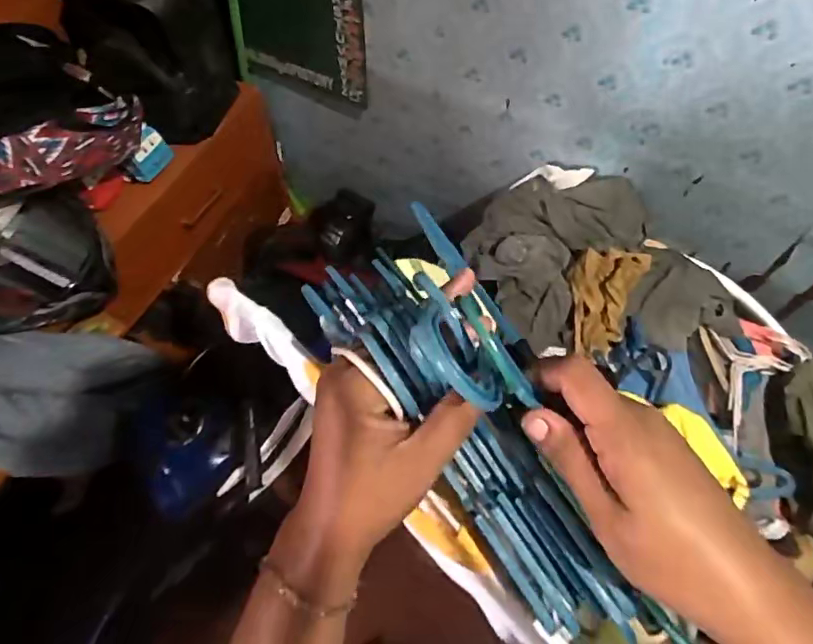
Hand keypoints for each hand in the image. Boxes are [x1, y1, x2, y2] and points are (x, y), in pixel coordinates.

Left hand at [289, 277, 482, 562]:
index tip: (467, 279)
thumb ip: (455, 415)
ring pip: (393, 350)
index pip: (405, 331)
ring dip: (426, 343)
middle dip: (437, 321)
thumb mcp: (423, 459)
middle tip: (473, 305)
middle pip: (398, 335)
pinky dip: (412, 364)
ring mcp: (341, 380)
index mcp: (356, 377)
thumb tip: (485, 375)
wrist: (328, 532)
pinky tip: (440, 362)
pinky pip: (384, 366)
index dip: (440, 307)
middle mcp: (343, 368)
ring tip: (465, 328)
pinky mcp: (345, 394)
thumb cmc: (373, 497)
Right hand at [521, 356, 812, 643]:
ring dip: (575, 420)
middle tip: (530, 440)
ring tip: (561, 463)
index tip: (514, 397)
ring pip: (602, 404)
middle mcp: (641, 414)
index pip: (574, 369)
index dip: (541, 371)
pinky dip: (598, 433)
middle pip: (586, 386)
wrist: (747, 583)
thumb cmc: (669, 556)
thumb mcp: (607, 518)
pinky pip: (622, 421)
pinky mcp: (669, 443)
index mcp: (622, 427)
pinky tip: (598, 473)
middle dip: (552, 401)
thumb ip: (569, 460)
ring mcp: (658, 427)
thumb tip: (531, 413)